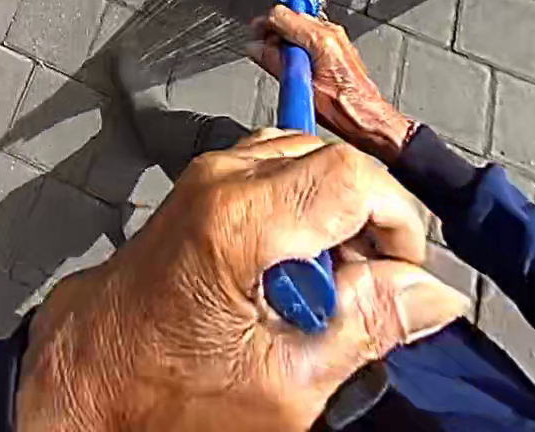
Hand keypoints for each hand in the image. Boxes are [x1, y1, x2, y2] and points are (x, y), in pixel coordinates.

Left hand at [16, 131, 469, 431]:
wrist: (103, 354)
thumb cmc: (174, 379)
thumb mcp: (287, 378)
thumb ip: (366, 324)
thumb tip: (431, 292)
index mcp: (239, 221)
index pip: (350, 174)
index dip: (398, 221)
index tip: (402, 275)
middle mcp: (220, 179)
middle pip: (331, 157)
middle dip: (371, 216)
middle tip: (369, 286)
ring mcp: (208, 174)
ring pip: (306, 156)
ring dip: (337, 209)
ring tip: (330, 281)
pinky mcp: (204, 183)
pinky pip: (275, 166)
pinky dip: (305, 201)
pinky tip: (299, 261)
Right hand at [247, 7, 416, 164]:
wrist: (369, 121)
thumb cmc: (343, 110)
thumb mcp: (299, 85)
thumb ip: (273, 61)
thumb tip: (255, 48)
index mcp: (320, 39)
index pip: (280, 14)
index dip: (263, 25)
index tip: (255, 36)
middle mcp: (331, 33)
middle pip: (289, 14)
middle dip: (274, 31)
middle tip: (268, 52)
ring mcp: (336, 37)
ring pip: (298, 22)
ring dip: (286, 37)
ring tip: (285, 62)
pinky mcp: (337, 45)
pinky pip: (309, 32)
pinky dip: (297, 42)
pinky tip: (298, 63)